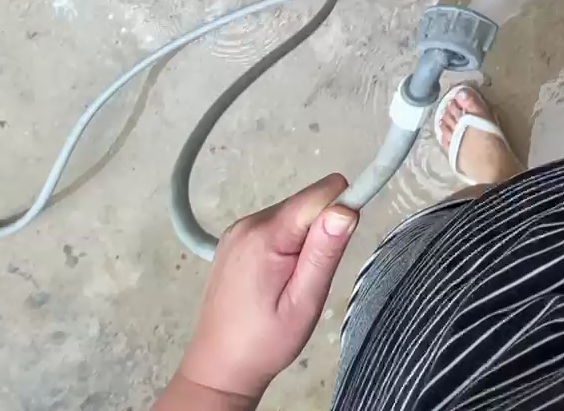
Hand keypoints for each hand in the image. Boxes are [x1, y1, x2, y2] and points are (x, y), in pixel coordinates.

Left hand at [167, 174, 359, 403]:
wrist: (217, 371)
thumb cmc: (264, 343)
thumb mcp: (304, 304)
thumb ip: (324, 253)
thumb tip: (347, 208)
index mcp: (265, 235)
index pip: (324, 192)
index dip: (343, 210)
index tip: (342, 244)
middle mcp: (250, 222)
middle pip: (311, 199)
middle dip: (324, 229)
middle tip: (313, 273)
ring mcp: (240, 229)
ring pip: (299, 210)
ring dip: (308, 237)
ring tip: (295, 278)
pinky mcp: (238, 237)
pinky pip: (283, 221)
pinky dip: (291, 241)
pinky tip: (279, 275)